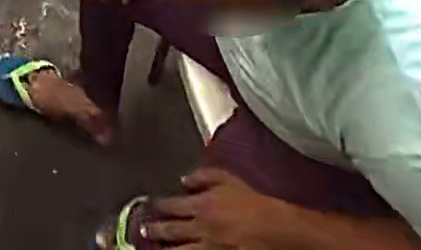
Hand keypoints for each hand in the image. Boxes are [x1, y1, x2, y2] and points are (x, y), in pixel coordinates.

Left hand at [148, 168, 289, 249]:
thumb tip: (182, 180)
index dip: (159, 207)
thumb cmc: (253, 201)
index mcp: (200, 205)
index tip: (150, 207)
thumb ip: (201, 177)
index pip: (172, 206)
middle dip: (155, 231)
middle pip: (172, 231)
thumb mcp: (225, 178)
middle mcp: (202, 228)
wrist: (277, 228)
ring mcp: (212, 249)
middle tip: (143, 232)